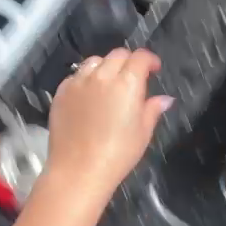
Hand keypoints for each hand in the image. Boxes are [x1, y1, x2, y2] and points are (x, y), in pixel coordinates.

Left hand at [42, 48, 171, 205]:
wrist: (78, 170)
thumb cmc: (118, 154)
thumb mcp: (143, 133)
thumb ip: (153, 109)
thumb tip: (164, 99)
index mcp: (127, 83)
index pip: (140, 57)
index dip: (150, 60)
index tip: (154, 69)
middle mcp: (101, 76)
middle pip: (117, 55)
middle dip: (129, 62)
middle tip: (133, 78)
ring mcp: (78, 82)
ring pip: (94, 61)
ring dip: (106, 66)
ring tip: (109, 83)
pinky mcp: (61, 93)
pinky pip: (76, 76)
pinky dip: (86, 79)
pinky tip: (88, 95)